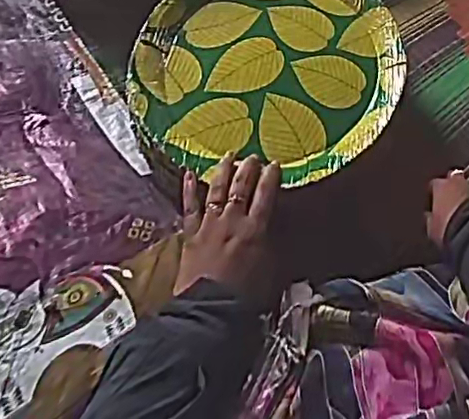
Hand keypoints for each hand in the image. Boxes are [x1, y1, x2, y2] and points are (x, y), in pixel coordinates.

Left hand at [173, 153, 278, 300]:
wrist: (206, 312)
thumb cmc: (244, 296)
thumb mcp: (270, 269)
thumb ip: (273, 244)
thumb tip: (279, 231)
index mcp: (255, 228)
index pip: (266, 194)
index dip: (271, 177)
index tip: (275, 164)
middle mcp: (233, 220)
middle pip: (242, 186)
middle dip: (249, 168)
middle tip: (254, 157)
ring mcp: (210, 225)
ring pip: (217, 190)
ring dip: (224, 171)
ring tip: (229, 155)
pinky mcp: (190, 235)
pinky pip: (189, 208)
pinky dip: (188, 189)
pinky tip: (188, 173)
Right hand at [426, 170, 468, 249]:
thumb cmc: (449, 228)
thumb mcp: (432, 228)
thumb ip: (430, 218)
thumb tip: (430, 217)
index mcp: (440, 186)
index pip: (433, 185)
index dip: (433, 194)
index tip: (433, 203)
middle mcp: (456, 181)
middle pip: (451, 180)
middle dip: (450, 188)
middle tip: (448, 202)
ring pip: (465, 186)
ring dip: (463, 193)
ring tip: (462, 208)